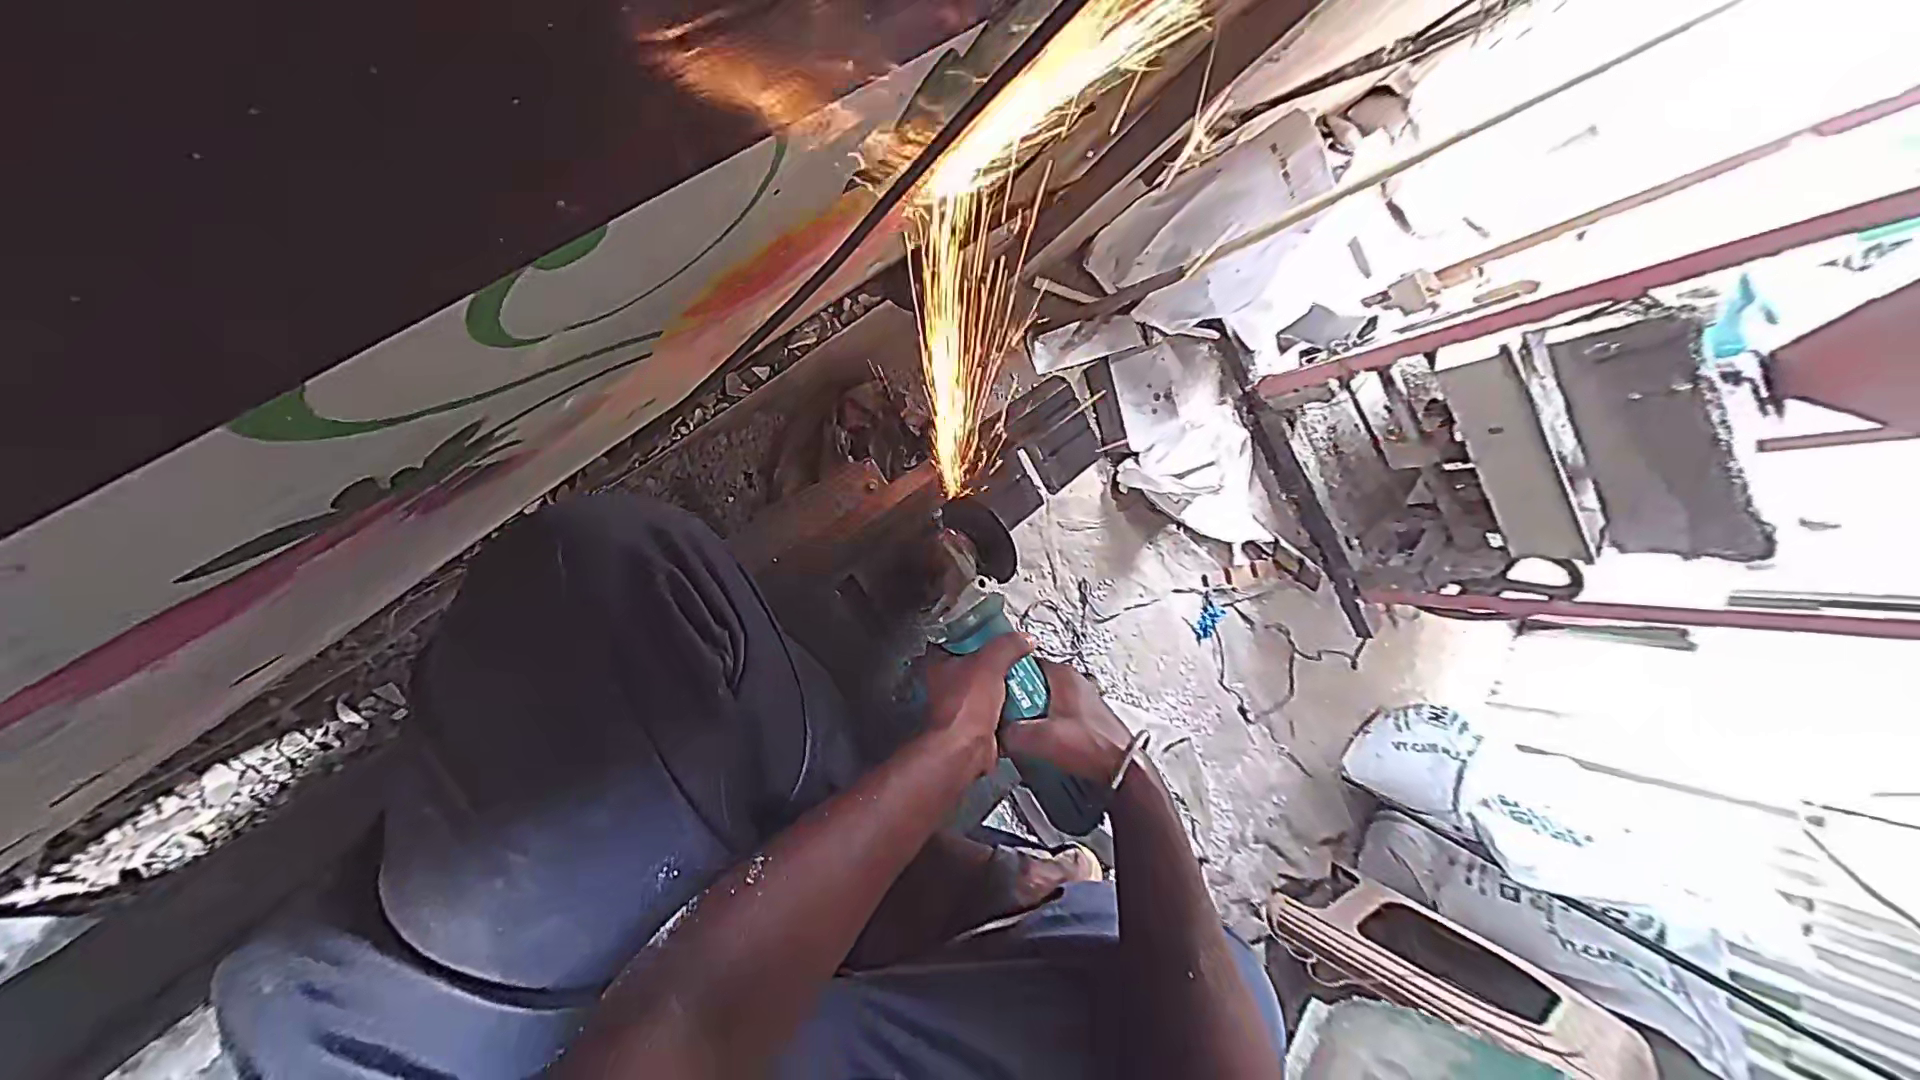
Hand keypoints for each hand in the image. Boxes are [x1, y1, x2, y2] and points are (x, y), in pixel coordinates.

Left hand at [919, 633, 1033, 777]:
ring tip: (1025, 674)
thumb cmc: (964, 706)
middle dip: (997, 659)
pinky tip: (1025, 698)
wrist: (966, 749)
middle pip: (976, 661)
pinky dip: (1010, 704)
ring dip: (1005, 683)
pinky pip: (996, 707)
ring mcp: (961, 703)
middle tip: (1016, 653)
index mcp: (939, 661)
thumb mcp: (990, 663)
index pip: (957, 636)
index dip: (978, 631)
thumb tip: (1024, 638)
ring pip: (988, 685)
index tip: (998, 629)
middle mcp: (947, 681)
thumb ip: (1008, 646)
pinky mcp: (976, 722)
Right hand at [1000, 659, 1134, 782]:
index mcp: (1063, 674)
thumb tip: (995, 733)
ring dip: (1030, 713)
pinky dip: (1044, 723)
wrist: (1121, 769)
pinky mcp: (1082, 716)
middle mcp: (1072, 681)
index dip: (1006, 677)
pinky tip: (1043, 740)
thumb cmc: (1094, 747)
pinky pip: (1054, 713)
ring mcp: (1079, 698)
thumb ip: (1011, 733)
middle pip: (1032, 682)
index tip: (996, 691)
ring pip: (1042, 699)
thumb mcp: (1041, 738)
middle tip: (1009, 717)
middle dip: (1018, 699)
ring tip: (1024, 731)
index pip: (1024, 663)